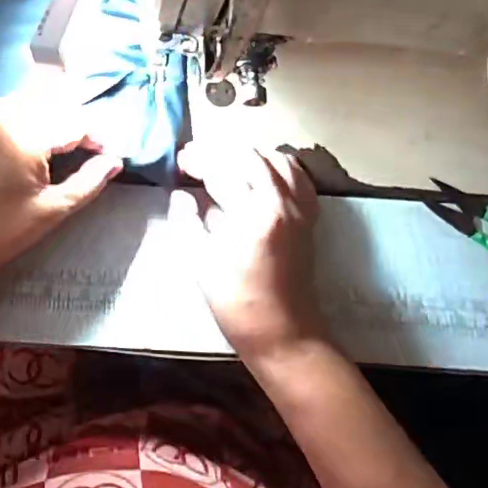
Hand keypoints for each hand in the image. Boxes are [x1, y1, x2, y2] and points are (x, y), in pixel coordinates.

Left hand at [0, 87, 123, 286]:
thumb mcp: (51, 210)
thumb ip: (88, 182)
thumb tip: (114, 162)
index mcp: (27, 134)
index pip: (74, 121)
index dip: (96, 138)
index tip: (108, 159)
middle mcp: (6, 117)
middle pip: (53, 103)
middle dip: (76, 122)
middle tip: (90, 152)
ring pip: (29, 99)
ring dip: (53, 113)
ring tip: (66, 144)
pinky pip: (7, 106)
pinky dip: (28, 112)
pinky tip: (35, 136)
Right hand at [179, 141, 329, 362]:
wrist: (284, 334)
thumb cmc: (237, 302)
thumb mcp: (200, 263)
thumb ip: (187, 221)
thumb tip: (180, 194)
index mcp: (256, 213)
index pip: (223, 169)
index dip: (197, 161)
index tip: (178, 162)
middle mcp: (284, 203)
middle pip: (252, 157)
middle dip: (219, 152)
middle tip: (194, 159)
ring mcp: (301, 210)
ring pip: (279, 161)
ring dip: (249, 154)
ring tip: (224, 162)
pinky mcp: (309, 219)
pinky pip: (298, 177)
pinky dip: (276, 167)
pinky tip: (259, 175)